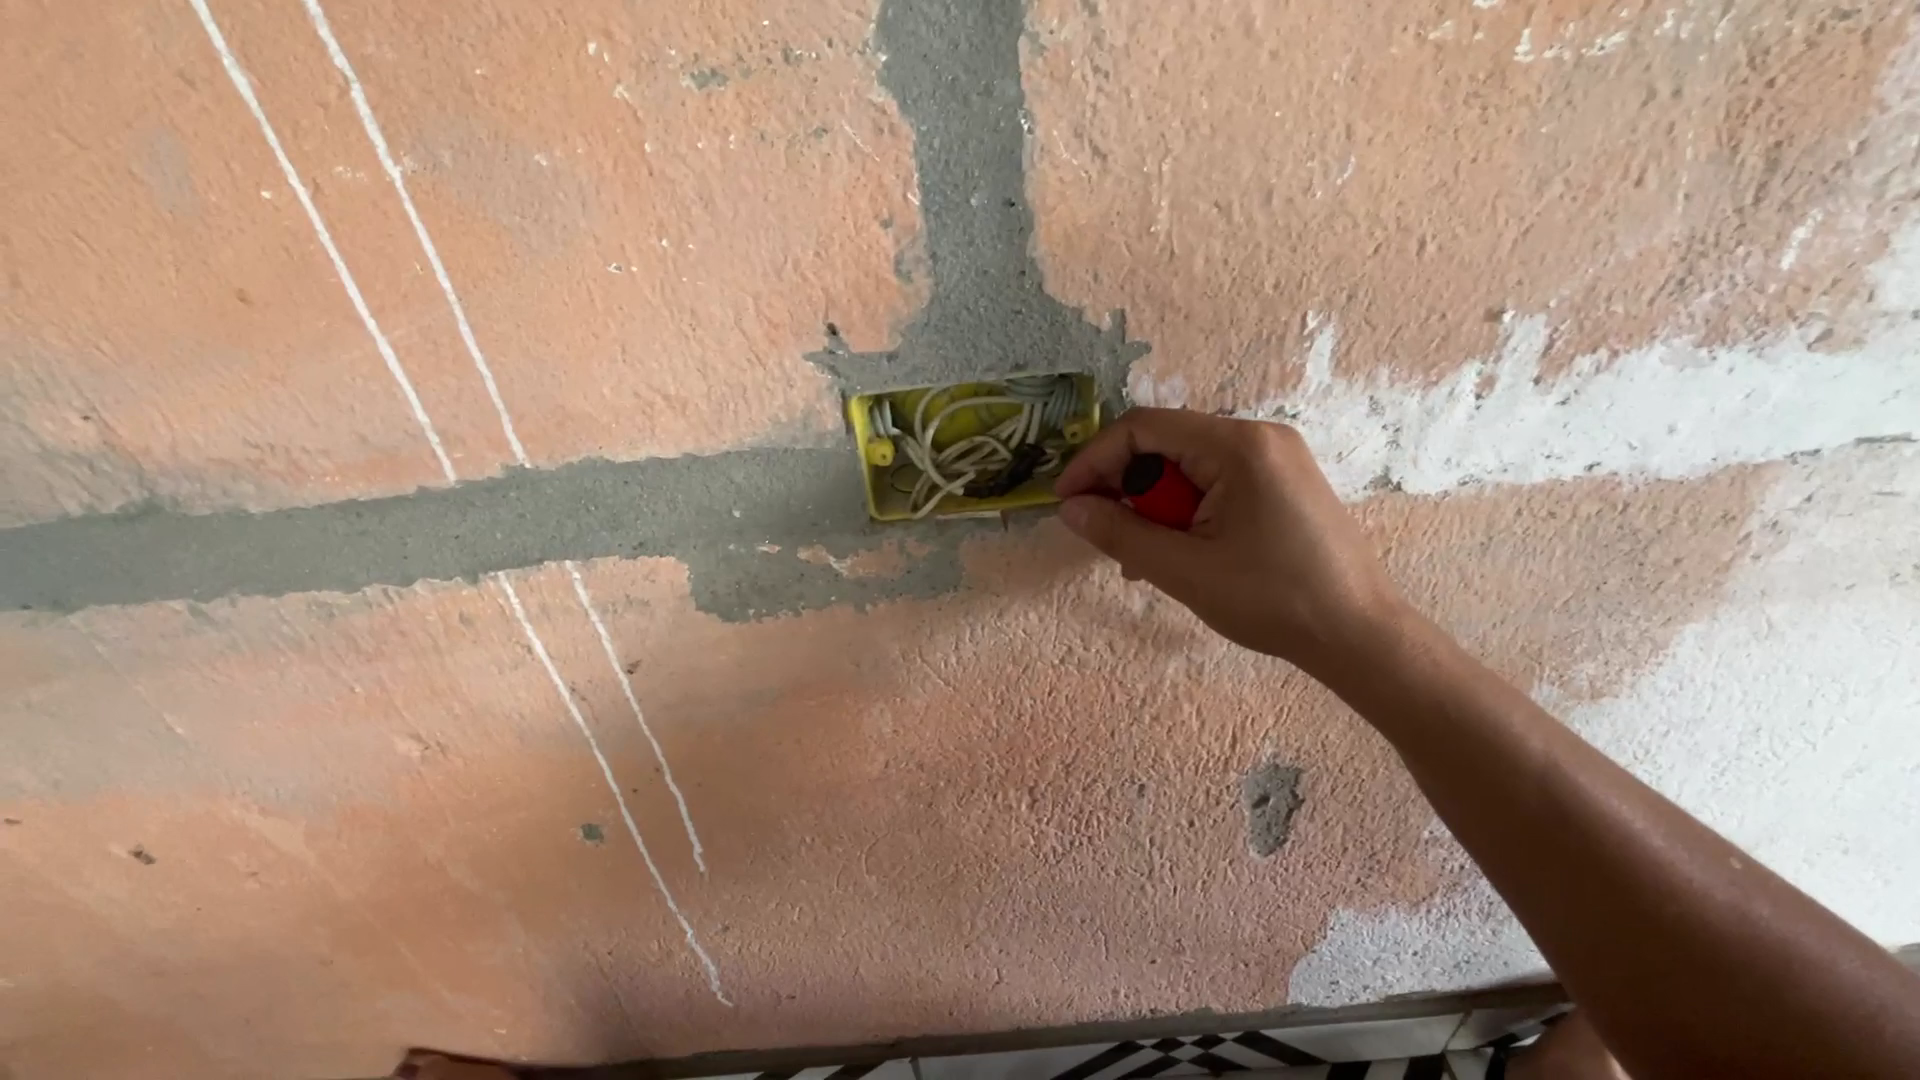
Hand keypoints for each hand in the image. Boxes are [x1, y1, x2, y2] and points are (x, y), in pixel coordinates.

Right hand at [1053, 408, 1408, 673]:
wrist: (1359, 635)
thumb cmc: (1272, 600)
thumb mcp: (1183, 569)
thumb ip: (1120, 532)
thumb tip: (1070, 508)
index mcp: (1238, 445)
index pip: (1143, 427)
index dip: (1095, 460)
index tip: (1067, 501)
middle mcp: (1259, 437)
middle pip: (1166, 444)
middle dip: (1126, 487)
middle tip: (1104, 534)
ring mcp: (1276, 459)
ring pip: (1188, 467)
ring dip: (1154, 506)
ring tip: (1140, 558)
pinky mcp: (1282, 484)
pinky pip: (1215, 483)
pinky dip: (1185, 512)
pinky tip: (1176, 553)